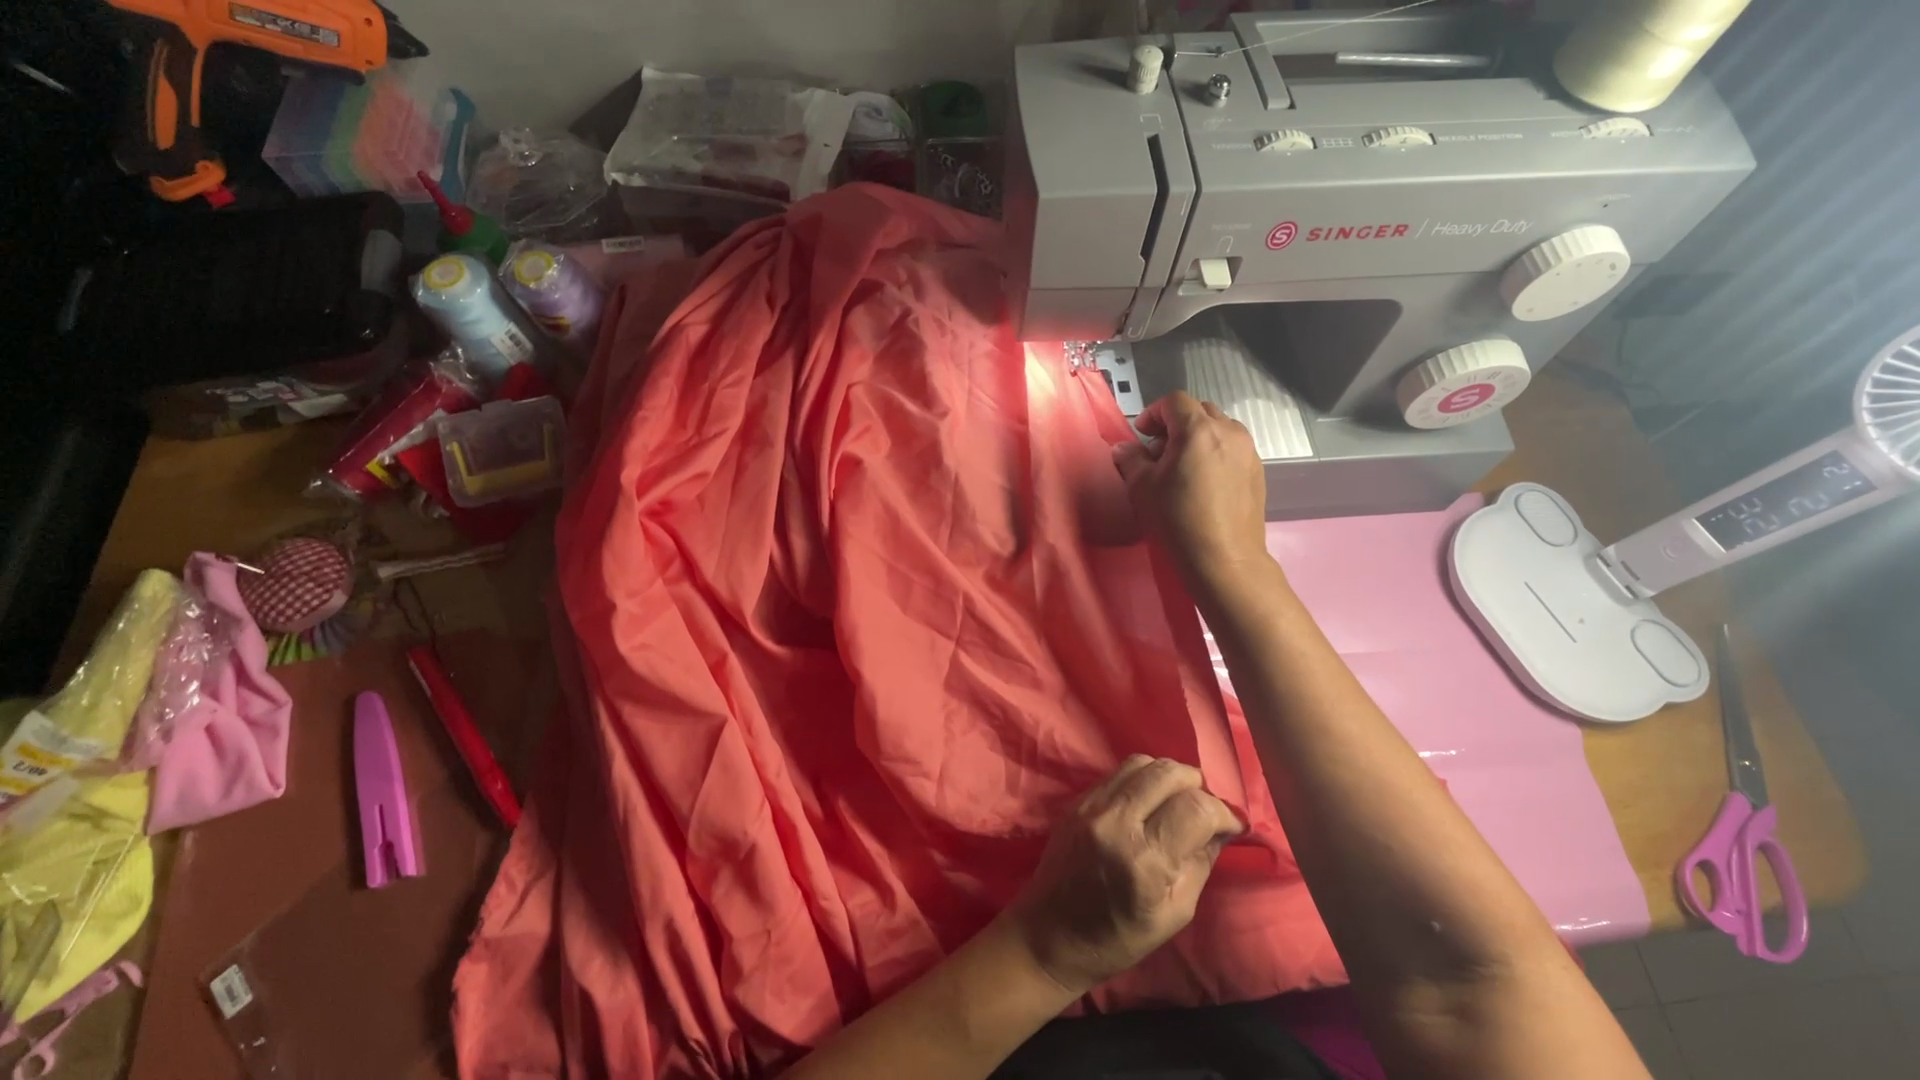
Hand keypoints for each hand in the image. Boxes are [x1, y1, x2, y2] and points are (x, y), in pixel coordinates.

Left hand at [1003, 755, 1244, 994]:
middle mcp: (1116, 822)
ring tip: (1176, 803)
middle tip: (1204, 812)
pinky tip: (1148, 804)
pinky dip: (1143, 780)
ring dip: (1170, 777)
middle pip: (1170, 773)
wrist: (1049, 936)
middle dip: (1198, 787)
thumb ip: (1201, 862)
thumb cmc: (1117, 939)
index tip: (1232, 825)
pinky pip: (1119, 772)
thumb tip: (1224, 827)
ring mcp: (1092, 806)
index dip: (1223, 812)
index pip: (1196, 808)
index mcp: (1144, 860)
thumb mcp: (1175, 913)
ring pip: (1143, 762)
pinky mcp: (1077, 800)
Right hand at [1112, 392, 1269, 595]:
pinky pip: (1233, 449)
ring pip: (1220, 428)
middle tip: (1160, 451)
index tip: (1142, 435)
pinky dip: (1215, 454)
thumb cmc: (1177, 520)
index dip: (1154, 413)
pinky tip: (1204, 483)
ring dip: (1198, 437)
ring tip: (1183, 467)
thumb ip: (1131, 460)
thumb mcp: (1142, 489)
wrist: (1224, 559)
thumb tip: (1124, 449)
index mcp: (1198, 429)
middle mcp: (1229, 432)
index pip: (1174, 401)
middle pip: (1200, 410)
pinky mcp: (1257, 472)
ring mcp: (1248, 451)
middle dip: (1176, 424)